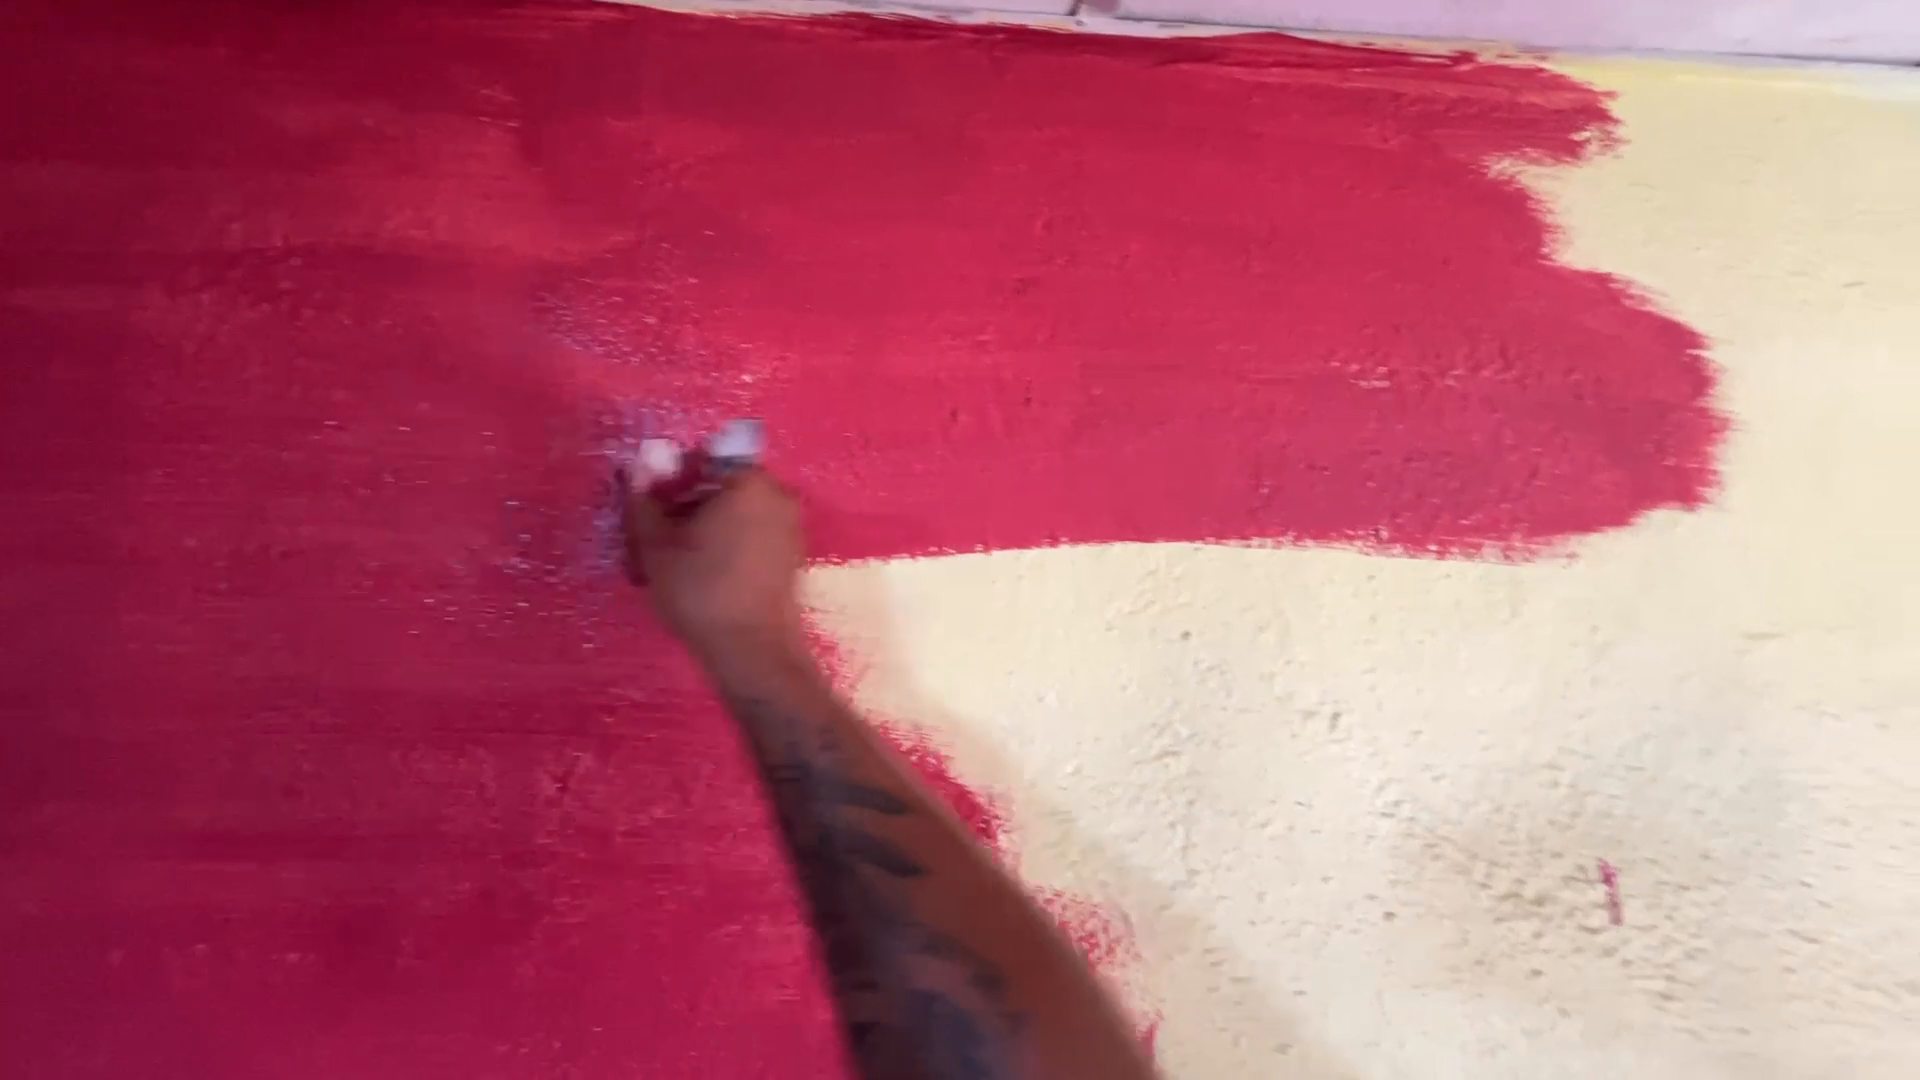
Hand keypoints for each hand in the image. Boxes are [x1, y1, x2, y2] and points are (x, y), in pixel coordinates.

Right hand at [620, 465, 807, 663]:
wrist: (753, 648)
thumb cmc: (701, 589)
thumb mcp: (655, 544)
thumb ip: (642, 501)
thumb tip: (634, 472)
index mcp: (750, 481)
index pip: (703, 460)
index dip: (671, 480)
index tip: (653, 510)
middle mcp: (779, 495)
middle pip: (721, 487)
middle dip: (686, 507)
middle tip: (657, 540)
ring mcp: (791, 526)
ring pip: (736, 514)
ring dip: (705, 529)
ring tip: (675, 563)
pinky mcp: (792, 555)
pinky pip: (753, 536)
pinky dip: (728, 545)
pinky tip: (703, 576)